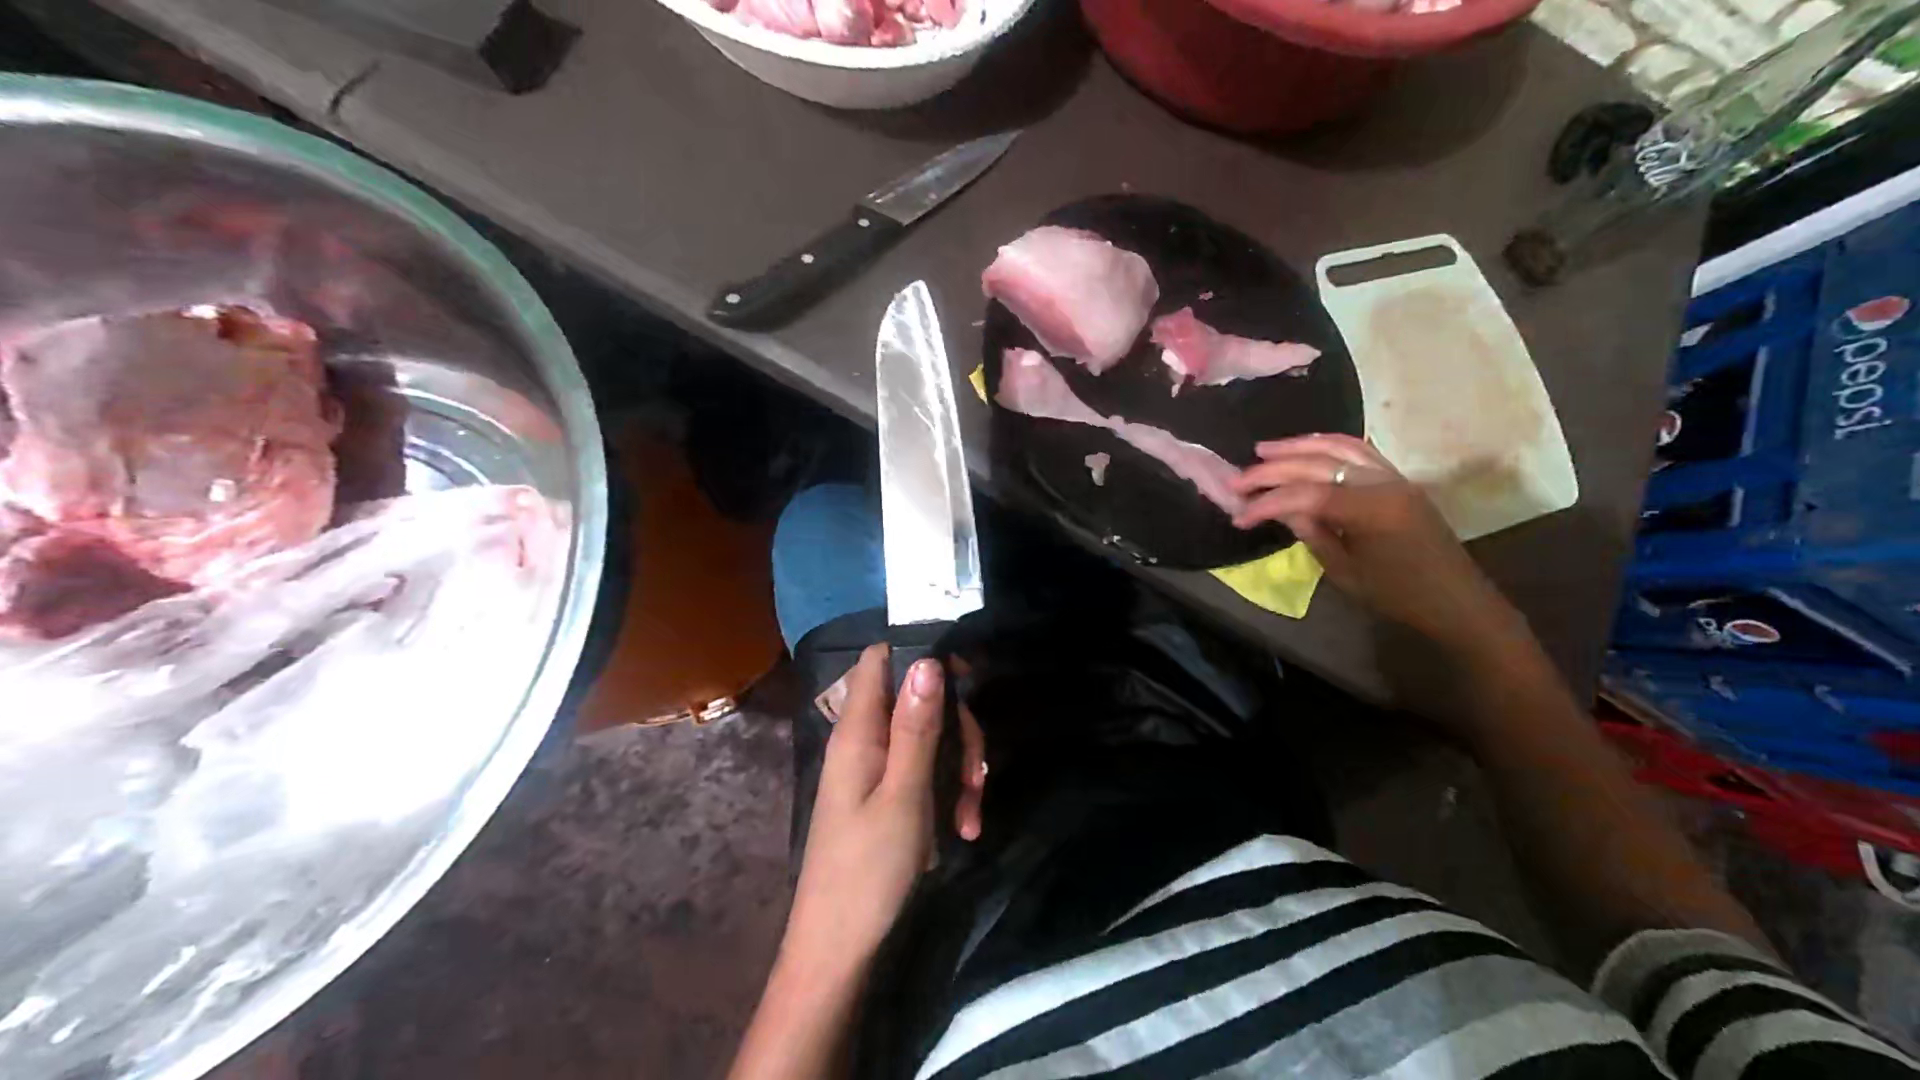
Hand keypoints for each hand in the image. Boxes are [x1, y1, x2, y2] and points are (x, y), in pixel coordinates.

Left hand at [780, 644, 986, 978]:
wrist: (839, 947)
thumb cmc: (868, 870)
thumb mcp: (904, 795)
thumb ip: (917, 728)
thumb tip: (928, 660)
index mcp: (858, 730)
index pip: (880, 660)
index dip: (921, 655)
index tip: (966, 675)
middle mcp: (864, 740)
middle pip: (918, 700)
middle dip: (956, 730)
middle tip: (976, 775)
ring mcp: (876, 769)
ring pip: (929, 739)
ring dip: (958, 769)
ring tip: (971, 816)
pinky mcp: (887, 795)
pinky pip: (925, 772)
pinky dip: (948, 792)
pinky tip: (963, 828)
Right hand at [1230, 434, 1525, 651]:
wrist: (1457, 600)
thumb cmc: (1398, 595)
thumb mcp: (1345, 572)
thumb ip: (1311, 533)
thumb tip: (1280, 508)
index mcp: (1372, 510)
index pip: (1306, 495)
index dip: (1267, 502)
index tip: (1238, 516)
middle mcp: (1382, 483)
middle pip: (1317, 464)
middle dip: (1272, 470)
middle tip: (1236, 479)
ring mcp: (1393, 476)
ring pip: (1338, 447)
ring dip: (1297, 446)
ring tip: (1262, 450)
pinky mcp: (1397, 479)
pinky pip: (1358, 451)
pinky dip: (1326, 445)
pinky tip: (1304, 448)